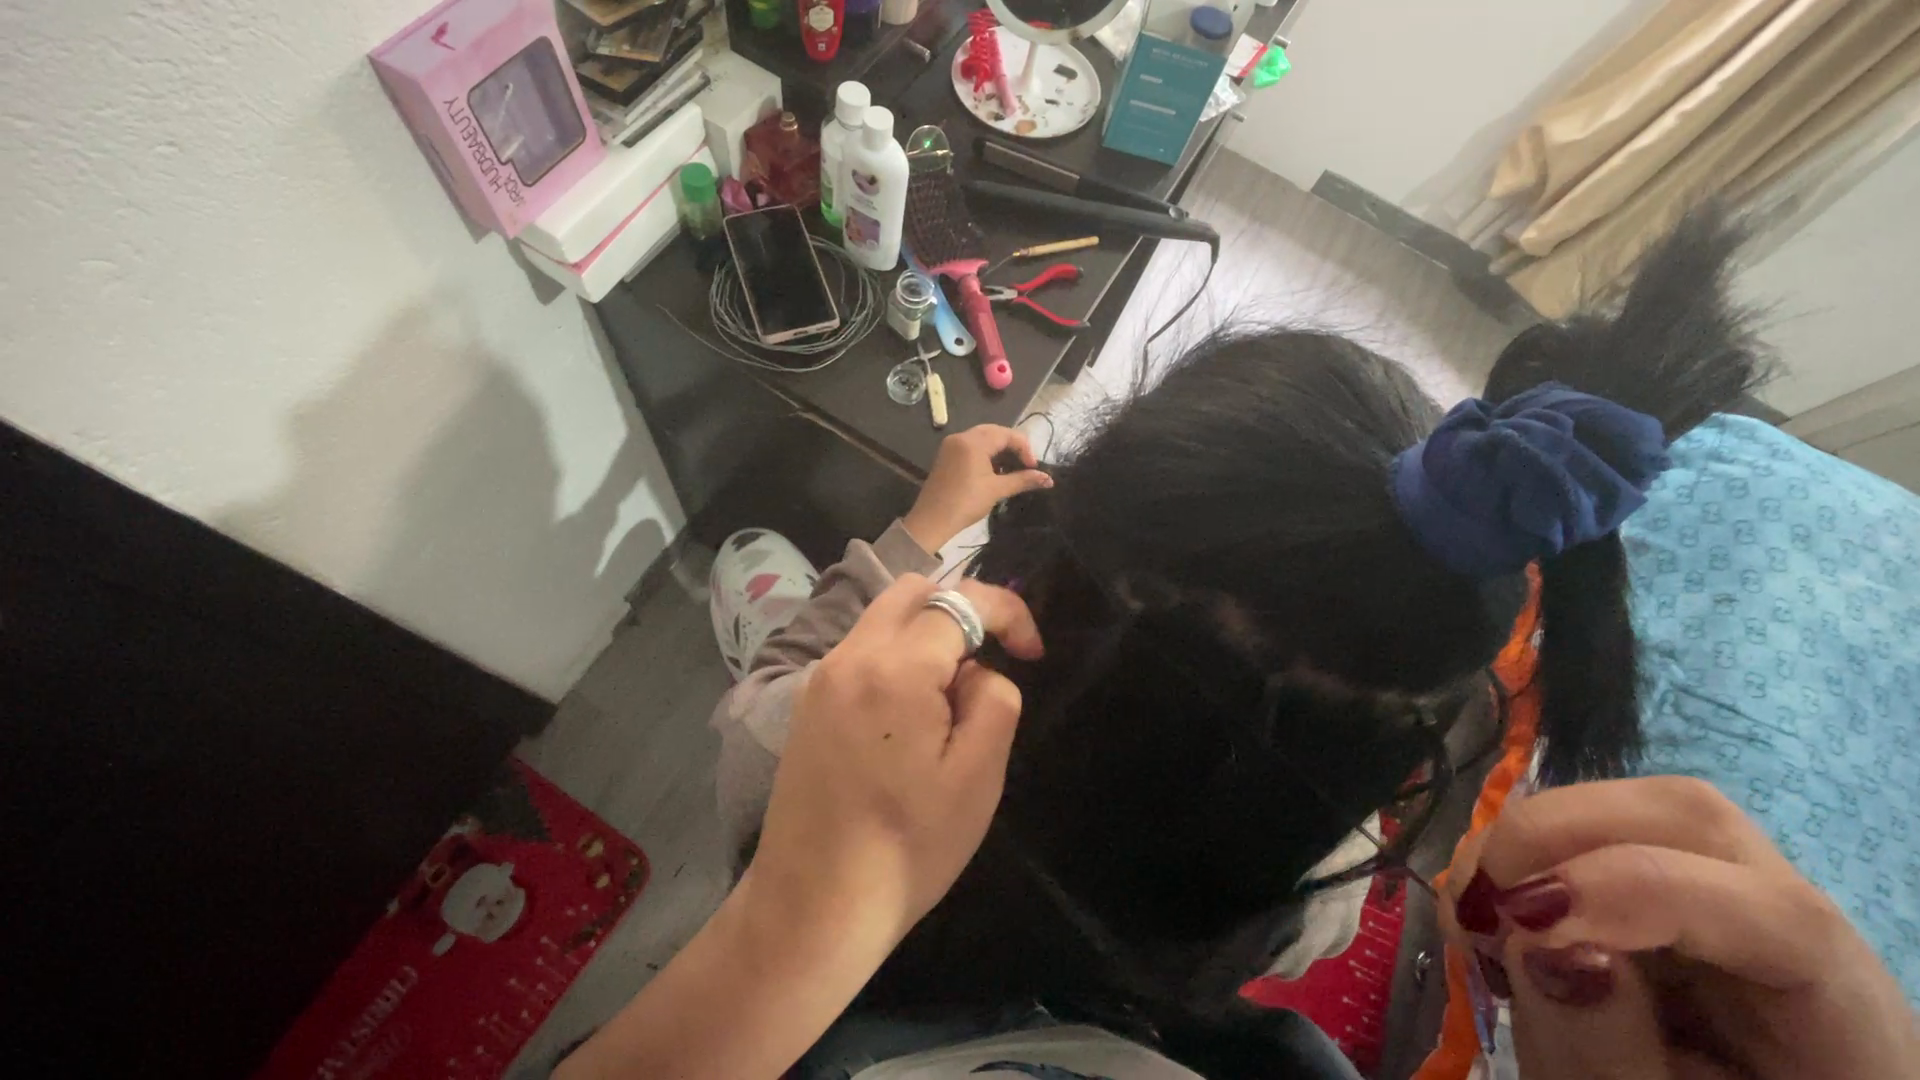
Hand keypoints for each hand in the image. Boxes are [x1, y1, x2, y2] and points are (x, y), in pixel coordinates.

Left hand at [747, 574, 1044, 949]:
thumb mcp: (978, 778)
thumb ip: (993, 700)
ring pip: (883, 617)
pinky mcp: (806, 704)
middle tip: (993, 658)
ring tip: (954, 694)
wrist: (813, 905)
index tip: (1034, 652)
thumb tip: (977, 670)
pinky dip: (897, 655)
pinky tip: (912, 713)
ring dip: (928, 632)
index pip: (960, 600)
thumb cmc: (907, 848)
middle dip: (963, 608)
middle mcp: (850, 657)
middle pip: (912, 591)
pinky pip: (861, 651)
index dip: (1008, 612)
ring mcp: (820, 679)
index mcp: (894, 669)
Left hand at [901, 425, 1052, 551]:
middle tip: (1025, 465)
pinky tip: (994, 470)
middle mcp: (961, 437)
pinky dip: (985, 454)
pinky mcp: (946, 455)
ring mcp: (951, 445)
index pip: (1007, 434)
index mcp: (973, 442)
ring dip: (999, 450)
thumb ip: (1023, 480)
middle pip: (995, 432)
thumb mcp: (997, 490)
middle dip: (1013, 446)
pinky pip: (971, 446)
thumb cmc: (966, 503)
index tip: (1033, 468)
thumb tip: (1049, 479)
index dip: (1024, 449)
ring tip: (1011, 470)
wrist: (932, 521)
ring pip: (982, 438)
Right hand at [1440, 776, 1917, 1078]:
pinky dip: (1514, 857)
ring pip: (1623, 808)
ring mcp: (1721, 896)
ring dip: (1523, 846)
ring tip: (1473, 921)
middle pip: (1689, 820)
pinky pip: (1579, 830)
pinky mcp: (1653, 885)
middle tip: (1480, 903)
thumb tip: (1535, 939)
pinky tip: (1488, 917)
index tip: (1519, 925)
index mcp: (1848, 1029)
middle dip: (1556, 836)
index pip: (1779, 917)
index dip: (1636, 892)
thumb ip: (1606, 1054)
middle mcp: (1794, 934)